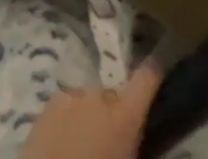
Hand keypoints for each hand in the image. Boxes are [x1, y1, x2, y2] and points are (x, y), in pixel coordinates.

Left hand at [20, 62, 163, 158]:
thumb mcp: (127, 156)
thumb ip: (131, 135)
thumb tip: (131, 130)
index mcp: (125, 114)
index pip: (146, 78)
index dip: (154, 68)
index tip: (159, 59)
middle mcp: (99, 95)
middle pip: (111, 94)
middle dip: (111, 109)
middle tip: (107, 133)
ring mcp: (71, 94)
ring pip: (87, 99)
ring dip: (88, 112)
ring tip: (82, 138)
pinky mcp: (49, 101)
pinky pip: (66, 104)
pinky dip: (68, 116)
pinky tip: (63, 136)